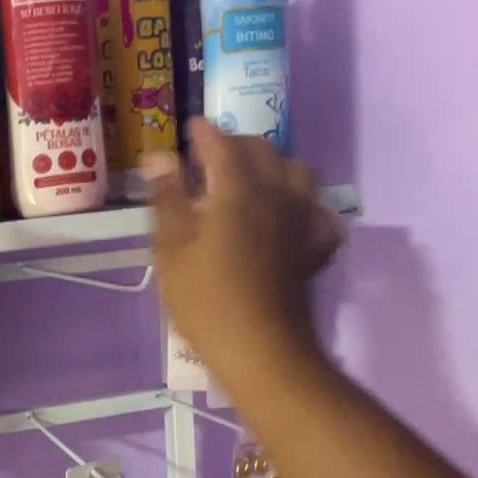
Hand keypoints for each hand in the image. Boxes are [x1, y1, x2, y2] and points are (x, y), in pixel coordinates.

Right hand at [146, 120, 340, 387]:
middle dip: (235, 144)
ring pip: (297, 172)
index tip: (189, 127)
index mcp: (237, 191)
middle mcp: (276, 195)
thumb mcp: (171, 249)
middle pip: (262, 150)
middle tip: (210, 156)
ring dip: (273, 165)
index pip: (221, 145)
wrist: (262, 350)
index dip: (203, 133)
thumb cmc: (205, 301)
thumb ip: (168, 198)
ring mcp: (302, 220)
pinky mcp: (315, 248)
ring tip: (249, 179)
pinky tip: (286, 217)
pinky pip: (317, 211)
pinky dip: (302, 203)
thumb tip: (160, 155)